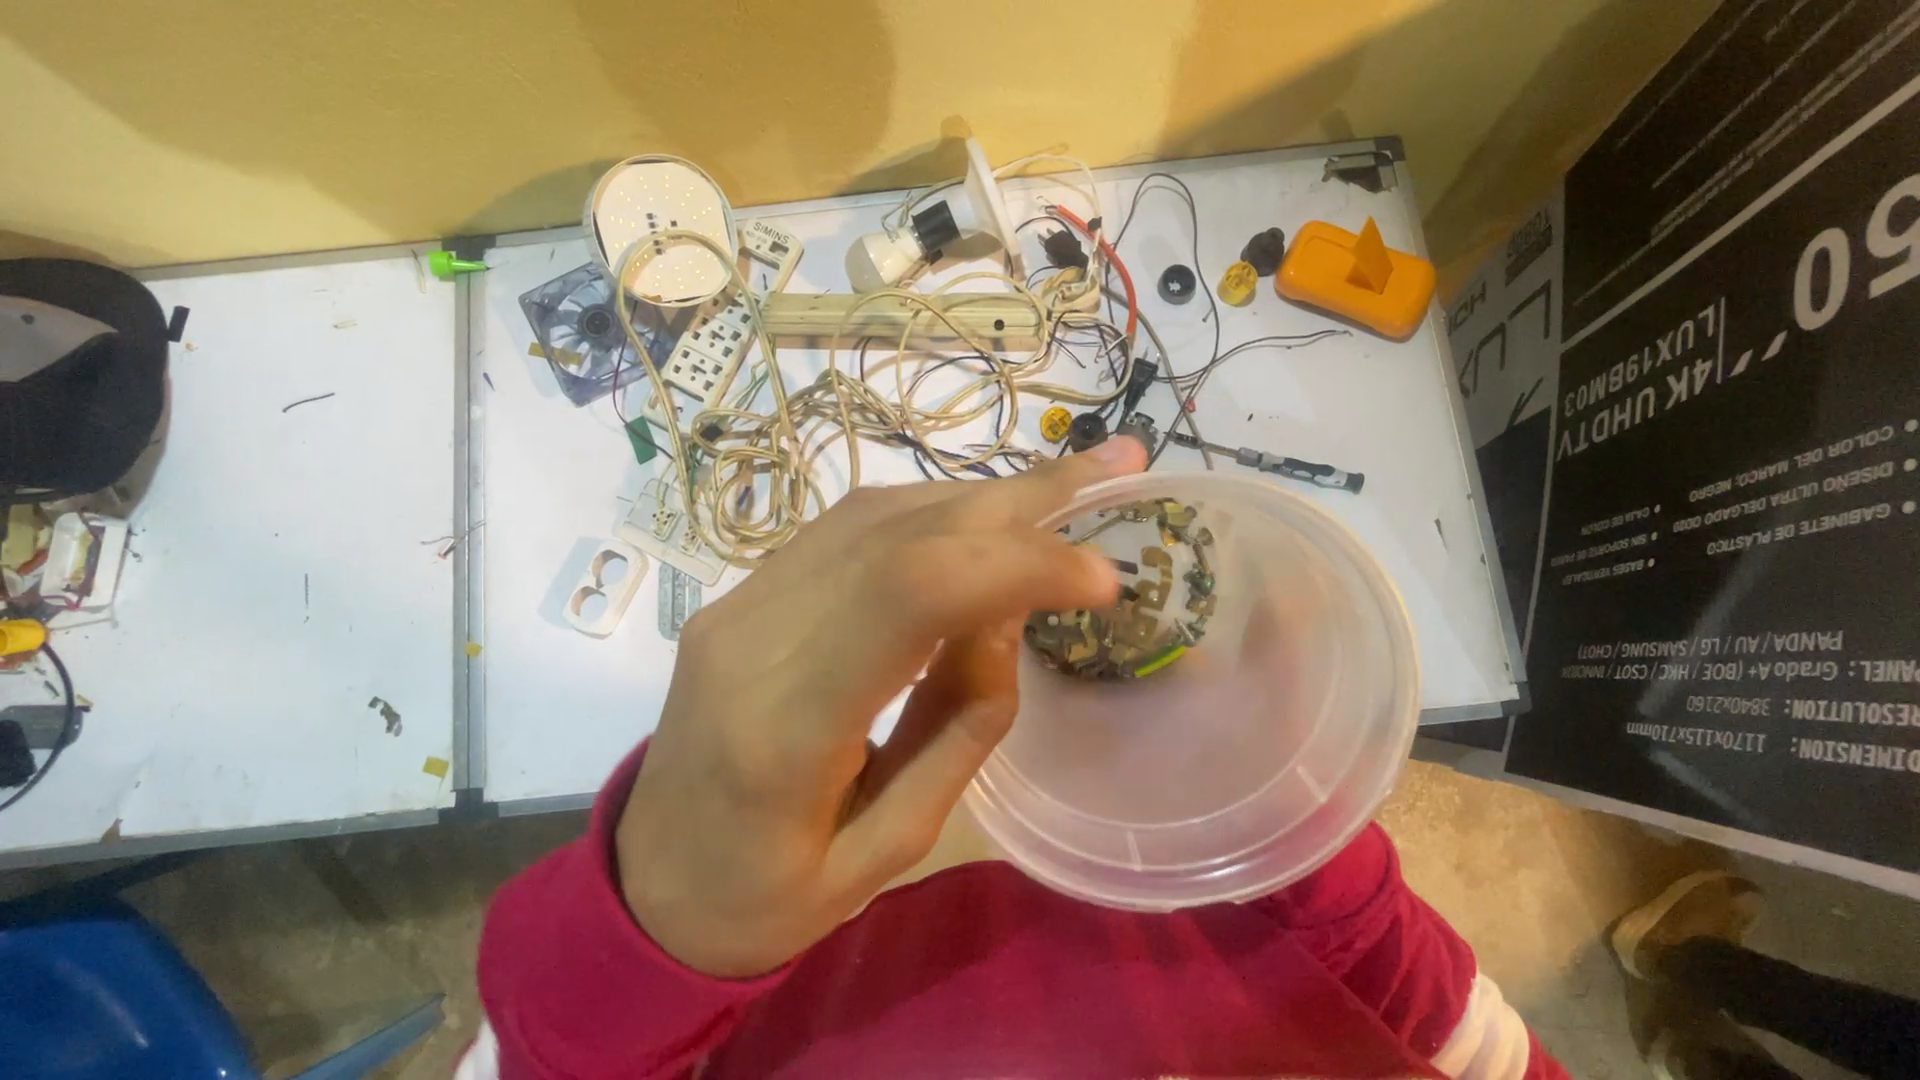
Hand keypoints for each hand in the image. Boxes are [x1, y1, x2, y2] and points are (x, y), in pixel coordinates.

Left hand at [616, 437, 1146, 975]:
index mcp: (786, 727)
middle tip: (1113, 470)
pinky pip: (845, 531)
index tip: (1102, 577)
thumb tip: (1006, 617)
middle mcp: (753, 638)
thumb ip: (957, 730)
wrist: (647, 883)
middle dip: (1018, 499)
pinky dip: (928, 514)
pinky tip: (982, 520)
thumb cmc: (769, 900)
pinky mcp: (741, 595)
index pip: (909, 594)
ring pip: (874, 514)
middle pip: (897, 533)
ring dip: (977, 496)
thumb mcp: (887, 853)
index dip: (1016, 563)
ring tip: (1063, 488)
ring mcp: (738, 605)